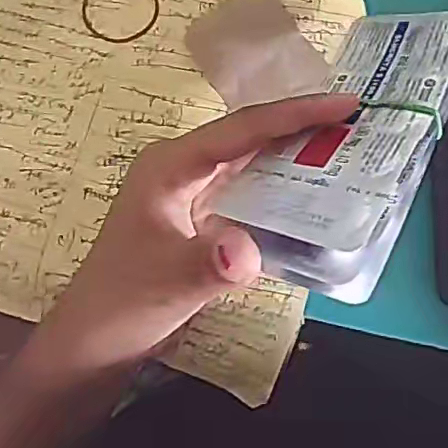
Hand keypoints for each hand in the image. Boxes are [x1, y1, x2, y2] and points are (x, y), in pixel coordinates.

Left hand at [31, 92, 360, 372]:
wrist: (93, 344)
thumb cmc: (122, 305)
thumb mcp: (167, 286)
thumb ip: (209, 264)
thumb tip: (247, 250)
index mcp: (172, 164)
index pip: (242, 128)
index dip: (296, 113)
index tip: (344, 103)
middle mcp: (183, 164)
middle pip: (250, 131)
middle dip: (302, 120)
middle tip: (354, 116)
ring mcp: (192, 185)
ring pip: (252, 153)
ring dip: (295, 145)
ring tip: (344, 139)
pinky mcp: (202, 208)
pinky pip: (250, 181)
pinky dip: (282, 176)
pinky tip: (312, 183)